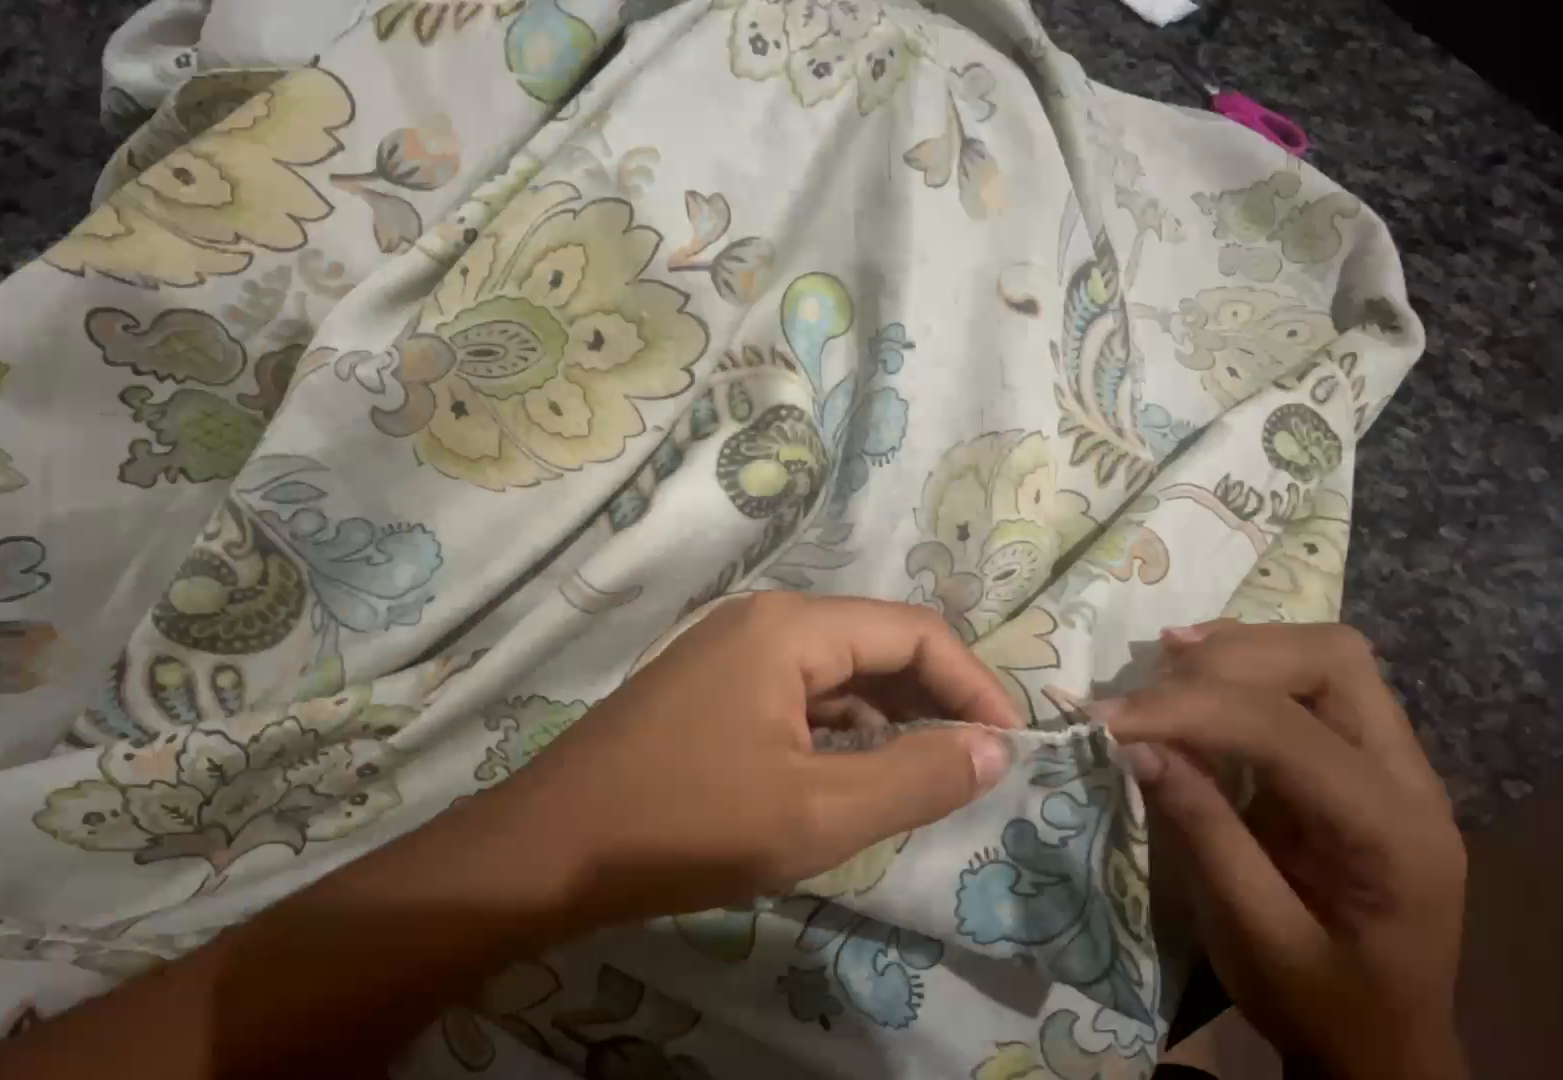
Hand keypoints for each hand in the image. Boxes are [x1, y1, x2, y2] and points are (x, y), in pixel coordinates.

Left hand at [473, 592, 1020, 926]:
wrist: (551, 846)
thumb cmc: (687, 824)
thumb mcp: (817, 813)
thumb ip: (916, 778)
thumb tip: (993, 747)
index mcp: (791, 628)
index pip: (914, 632)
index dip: (974, 684)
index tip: (1011, 747)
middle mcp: (763, 620)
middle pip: (875, 644)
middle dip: (934, 699)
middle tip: (975, 764)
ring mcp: (729, 651)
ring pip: (836, 672)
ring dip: (887, 717)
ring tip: (925, 774)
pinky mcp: (710, 687)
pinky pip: (797, 693)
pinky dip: (838, 728)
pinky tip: (851, 772)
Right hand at [1096, 621, 1467, 1079]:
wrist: (1385, 1045)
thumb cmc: (1322, 1004)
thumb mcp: (1254, 936)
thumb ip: (1203, 834)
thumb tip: (1132, 745)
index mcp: (1394, 833)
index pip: (1286, 731)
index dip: (1189, 711)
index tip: (1105, 720)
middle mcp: (1409, 779)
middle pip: (1329, 661)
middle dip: (1224, 662)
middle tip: (1141, 697)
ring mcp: (1390, 763)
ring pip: (1322, 655)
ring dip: (1235, 651)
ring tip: (1159, 666)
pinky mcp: (1357, 758)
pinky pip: (1309, 679)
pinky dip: (1243, 663)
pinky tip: (1191, 667)